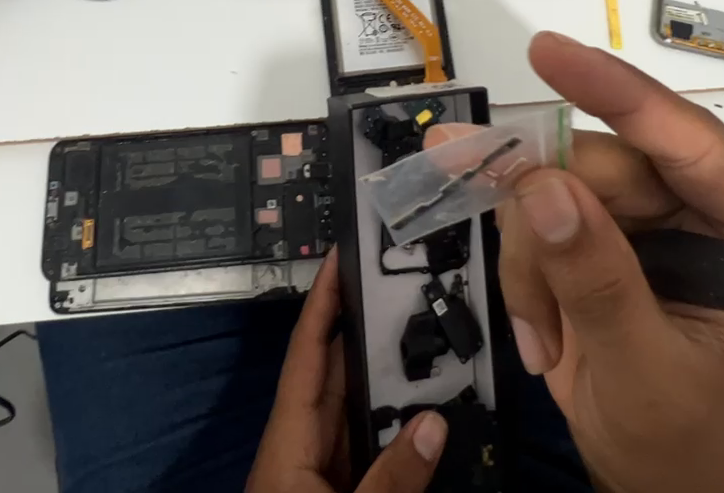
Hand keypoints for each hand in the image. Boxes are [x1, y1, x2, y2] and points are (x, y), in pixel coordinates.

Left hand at [247, 250, 448, 492]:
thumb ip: (391, 477)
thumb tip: (436, 422)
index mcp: (287, 439)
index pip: (305, 351)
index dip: (321, 299)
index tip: (339, 254)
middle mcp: (300, 443)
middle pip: (335, 373)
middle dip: (369, 331)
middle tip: (406, 288)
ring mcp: (317, 467)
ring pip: (354, 409)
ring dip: (388, 380)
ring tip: (429, 339)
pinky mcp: (335, 486)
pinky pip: (364, 442)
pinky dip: (391, 421)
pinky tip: (425, 410)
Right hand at [494, 32, 723, 492]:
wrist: (663, 483)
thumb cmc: (685, 443)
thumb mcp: (645, 374)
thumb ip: (598, 280)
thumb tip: (541, 187)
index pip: (692, 142)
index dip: (619, 92)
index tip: (547, 52)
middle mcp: (702, 208)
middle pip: (604, 162)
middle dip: (547, 213)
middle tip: (512, 265)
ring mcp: (650, 217)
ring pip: (557, 183)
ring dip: (531, 257)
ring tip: (540, 332)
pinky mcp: (605, 229)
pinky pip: (538, 214)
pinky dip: (523, 266)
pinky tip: (538, 326)